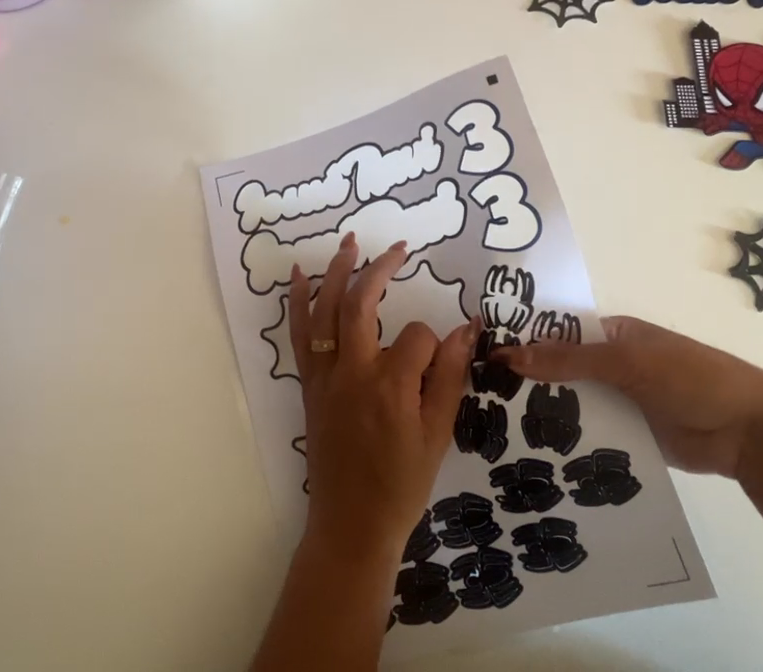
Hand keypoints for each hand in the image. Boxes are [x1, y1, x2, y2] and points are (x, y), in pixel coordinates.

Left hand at [289, 233, 475, 560]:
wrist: (351, 521)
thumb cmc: (401, 483)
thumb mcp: (437, 434)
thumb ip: (448, 378)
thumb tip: (464, 330)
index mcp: (390, 386)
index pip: (417, 337)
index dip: (435, 343)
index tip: (442, 359)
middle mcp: (352, 371)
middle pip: (362, 304)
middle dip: (380, 270)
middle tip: (397, 247)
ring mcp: (324, 375)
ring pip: (325, 311)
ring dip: (336, 273)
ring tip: (348, 242)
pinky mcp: (308, 383)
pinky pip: (300, 334)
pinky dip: (298, 302)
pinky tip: (298, 276)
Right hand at [493, 316, 762, 478]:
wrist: (751, 434)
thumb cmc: (692, 377)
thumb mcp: (627, 361)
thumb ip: (569, 360)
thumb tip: (508, 356)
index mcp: (612, 335)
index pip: (556, 333)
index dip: (521, 341)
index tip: (478, 355)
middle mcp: (611, 365)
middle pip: (558, 371)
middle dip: (525, 382)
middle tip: (473, 395)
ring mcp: (619, 402)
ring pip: (571, 406)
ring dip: (543, 415)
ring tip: (488, 428)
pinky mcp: (627, 436)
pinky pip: (588, 435)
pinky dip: (566, 442)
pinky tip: (529, 453)